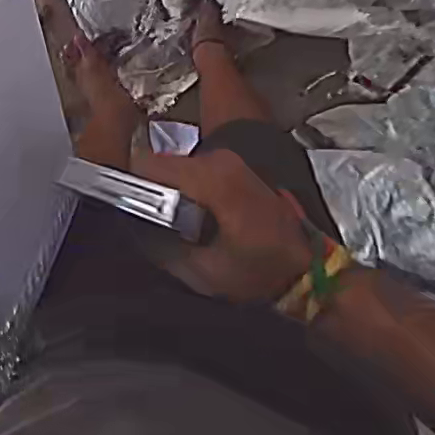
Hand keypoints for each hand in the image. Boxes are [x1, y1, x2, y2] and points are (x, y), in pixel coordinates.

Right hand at [129, 148, 317, 304]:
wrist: (310, 274)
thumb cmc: (259, 275)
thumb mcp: (198, 271)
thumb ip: (154, 241)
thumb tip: (124, 221)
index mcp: (213, 179)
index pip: (144, 165)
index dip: (128, 188)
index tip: (128, 211)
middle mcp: (220, 160)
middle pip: (155, 164)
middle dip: (144, 190)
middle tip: (150, 223)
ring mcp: (228, 160)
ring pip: (168, 166)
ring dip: (161, 190)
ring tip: (172, 222)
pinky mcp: (231, 166)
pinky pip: (186, 170)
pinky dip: (178, 188)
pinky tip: (189, 215)